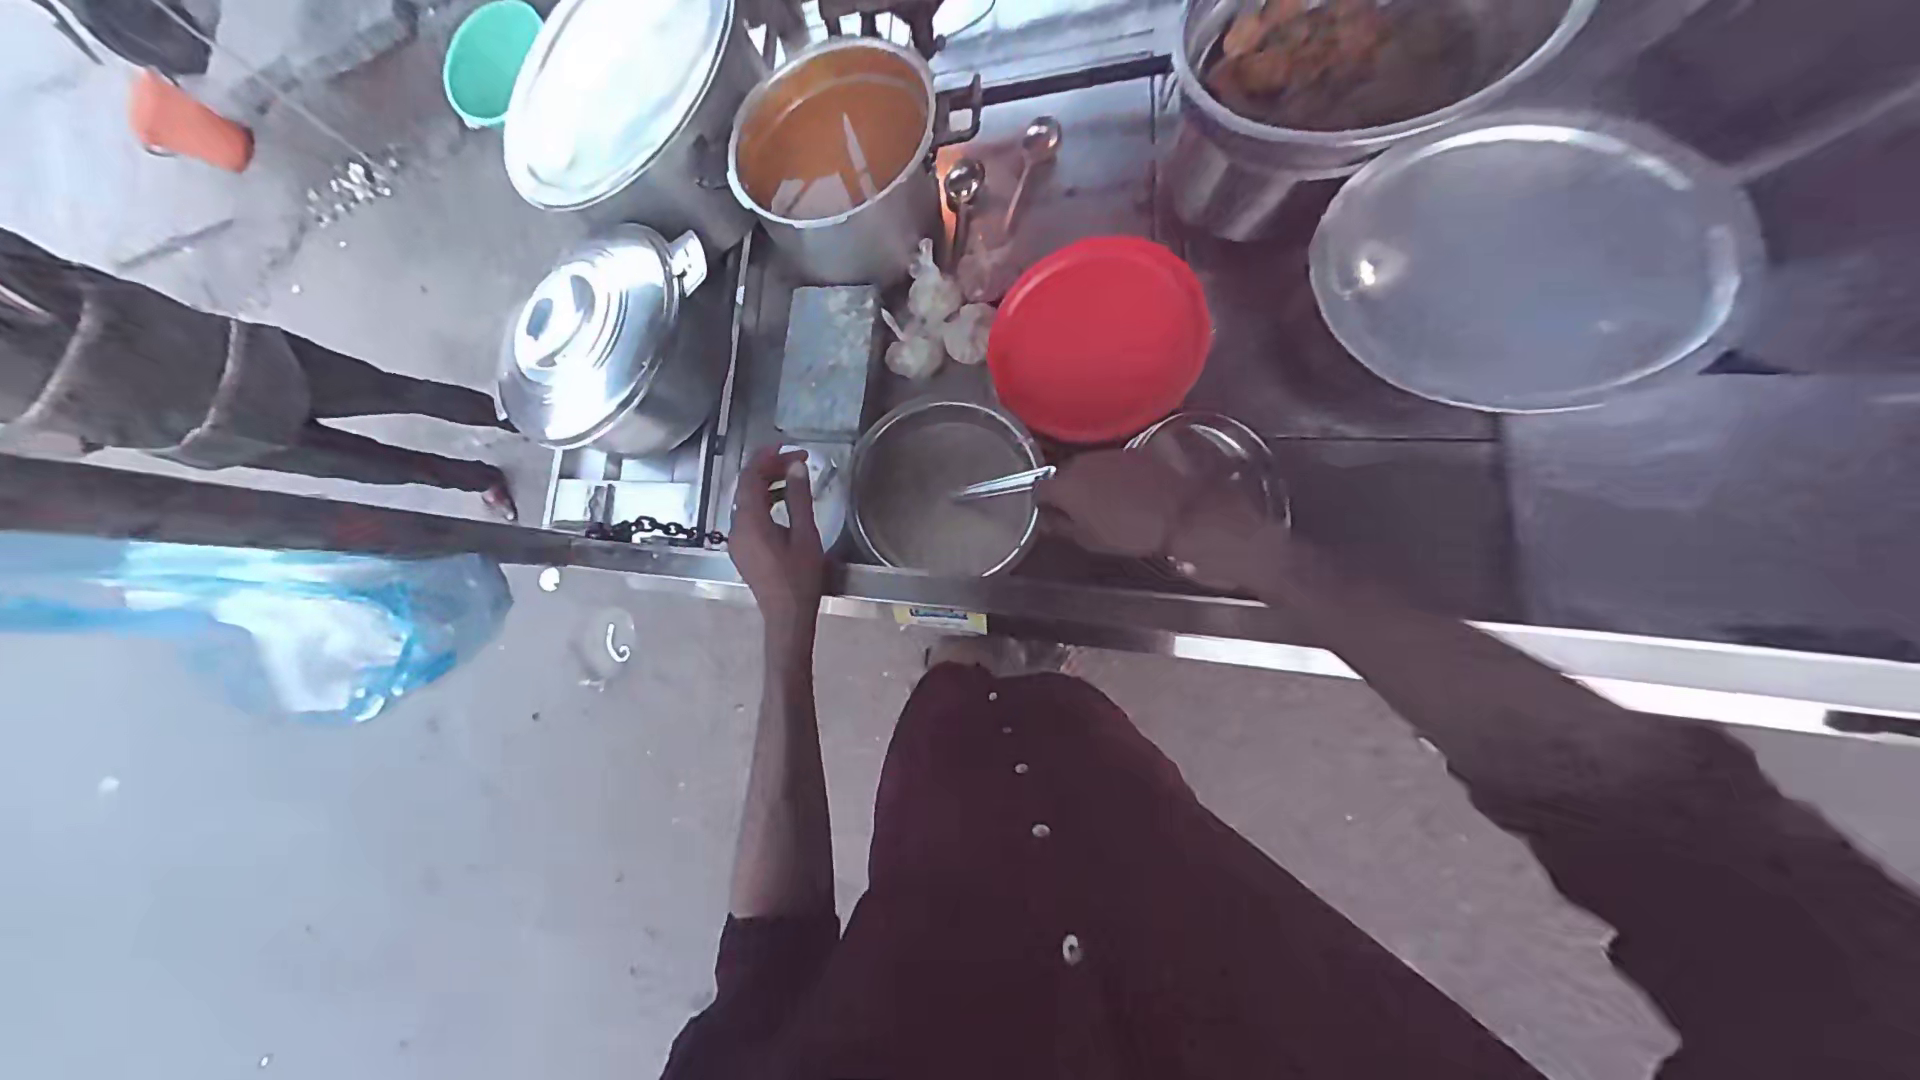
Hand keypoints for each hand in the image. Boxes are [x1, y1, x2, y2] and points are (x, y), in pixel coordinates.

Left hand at [730, 447, 824, 640]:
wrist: (786, 616)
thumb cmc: (800, 577)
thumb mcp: (805, 535)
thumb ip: (799, 498)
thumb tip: (796, 466)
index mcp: (750, 522)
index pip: (750, 478)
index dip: (766, 457)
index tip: (787, 446)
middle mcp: (736, 528)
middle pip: (746, 488)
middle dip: (769, 469)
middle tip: (797, 460)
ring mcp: (737, 540)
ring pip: (747, 502)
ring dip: (767, 485)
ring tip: (793, 477)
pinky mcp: (743, 550)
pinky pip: (749, 516)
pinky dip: (764, 502)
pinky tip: (783, 503)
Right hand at [1035, 449, 1191, 557]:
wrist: (1179, 513)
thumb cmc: (1128, 532)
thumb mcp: (1088, 539)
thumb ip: (1059, 526)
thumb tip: (1044, 519)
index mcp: (1064, 485)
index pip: (1038, 489)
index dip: (1042, 503)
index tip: (1049, 515)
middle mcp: (1080, 462)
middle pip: (1061, 474)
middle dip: (1065, 489)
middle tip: (1075, 510)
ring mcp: (1106, 453)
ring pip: (1086, 466)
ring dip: (1087, 480)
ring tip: (1101, 500)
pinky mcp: (1130, 450)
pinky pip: (1108, 462)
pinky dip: (1109, 474)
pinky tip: (1122, 490)